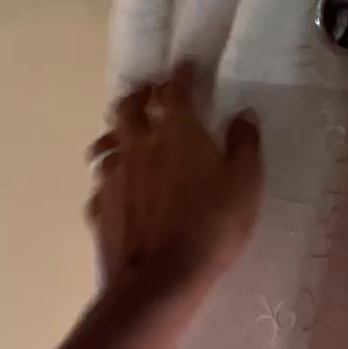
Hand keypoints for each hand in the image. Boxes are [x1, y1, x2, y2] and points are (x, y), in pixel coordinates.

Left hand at [86, 62, 263, 295]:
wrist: (161, 281)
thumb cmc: (213, 224)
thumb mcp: (246, 181)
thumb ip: (245, 143)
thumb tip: (243, 114)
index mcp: (178, 133)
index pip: (175, 90)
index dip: (181, 75)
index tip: (185, 67)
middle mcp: (140, 146)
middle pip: (128, 109)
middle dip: (138, 95)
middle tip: (148, 94)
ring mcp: (115, 178)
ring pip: (108, 145)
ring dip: (117, 135)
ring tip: (124, 137)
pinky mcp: (100, 209)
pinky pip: (100, 184)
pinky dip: (109, 177)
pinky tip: (116, 187)